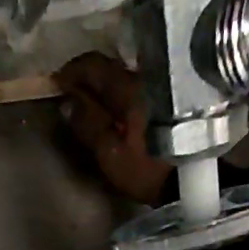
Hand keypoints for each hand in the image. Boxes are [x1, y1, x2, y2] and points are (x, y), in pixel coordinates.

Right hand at [54, 52, 172, 205]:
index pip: (94, 65)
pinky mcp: (172, 104)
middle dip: (88, 80)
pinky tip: (116, 112)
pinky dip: (122, 97)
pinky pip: (139, 91)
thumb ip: (88, 123)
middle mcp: (148, 80)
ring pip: (126, 80)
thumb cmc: (148, 170)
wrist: (192, 185)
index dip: (71, 71)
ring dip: (106, 89)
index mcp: (130, 88)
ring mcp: (163, 89)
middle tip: (72, 96)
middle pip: (111, 69)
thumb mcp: (111, 153)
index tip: (56, 84)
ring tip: (92, 105)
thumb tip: (67, 101)